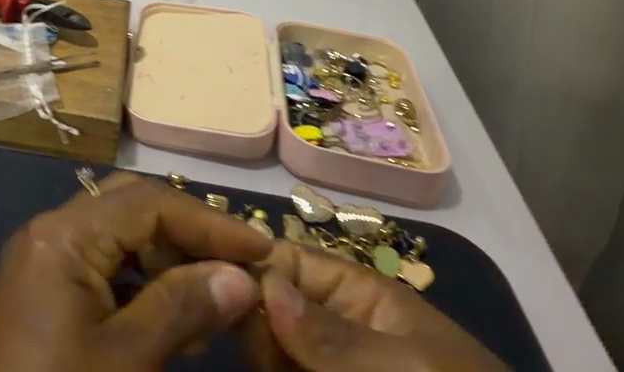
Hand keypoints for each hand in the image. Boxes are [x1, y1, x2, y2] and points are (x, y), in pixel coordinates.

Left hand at [0, 174, 272, 371]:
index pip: (149, 202)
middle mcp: (50, 233)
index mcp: (63, 235)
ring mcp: (44, 262)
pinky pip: (103, 271)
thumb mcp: (126, 358)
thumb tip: (242, 277)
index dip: (208, 222)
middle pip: (133, 210)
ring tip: (214, 312)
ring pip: (120, 241)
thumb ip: (183, 308)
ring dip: (169, 266)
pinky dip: (142, 288)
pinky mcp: (45, 294)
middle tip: (238, 275)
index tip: (261, 249)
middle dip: (189, 237)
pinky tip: (176, 326)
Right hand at [242, 241, 509, 371]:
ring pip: (272, 352)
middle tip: (271, 363)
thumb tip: (263, 285)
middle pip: (266, 313)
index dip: (251, 274)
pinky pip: (285, 370)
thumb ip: (331, 334)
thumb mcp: (402, 368)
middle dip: (255, 333)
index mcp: (356, 294)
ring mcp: (328, 361)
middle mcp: (335, 325)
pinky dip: (275, 370)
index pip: (284, 262)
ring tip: (276, 369)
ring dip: (266, 361)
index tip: (221, 300)